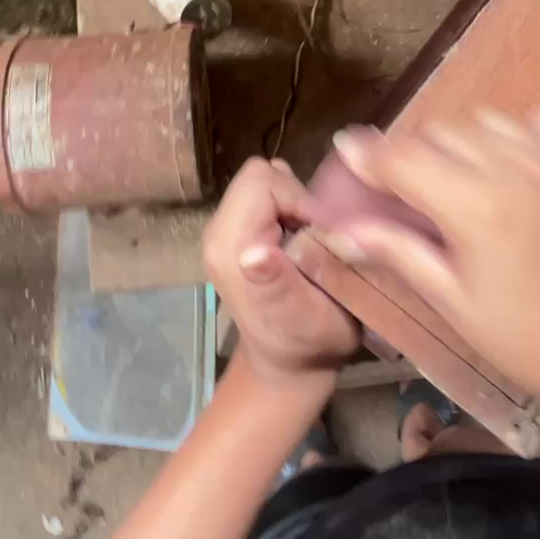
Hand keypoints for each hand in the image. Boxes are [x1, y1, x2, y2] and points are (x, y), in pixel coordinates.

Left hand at [202, 158, 360, 382]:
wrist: (291, 364)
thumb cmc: (308, 343)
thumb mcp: (301, 318)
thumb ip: (277, 283)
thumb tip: (253, 255)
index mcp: (229, 247)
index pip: (262, 181)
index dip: (299, 198)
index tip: (320, 233)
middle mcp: (219, 231)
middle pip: (260, 174)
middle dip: (297, 197)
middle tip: (317, 236)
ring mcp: (226, 229)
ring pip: (265, 179)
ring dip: (295, 202)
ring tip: (309, 239)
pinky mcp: (239, 230)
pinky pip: (268, 193)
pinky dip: (290, 206)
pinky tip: (301, 238)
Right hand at [328, 109, 539, 407]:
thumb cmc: (528, 339)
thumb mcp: (454, 303)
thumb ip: (400, 253)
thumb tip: (346, 230)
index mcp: (475, 206)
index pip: (405, 161)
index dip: (369, 155)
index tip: (344, 150)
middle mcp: (510, 168)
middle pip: (440, 133)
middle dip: (410, 152)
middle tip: (398, 186)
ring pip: (482, 121)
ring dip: (455, 140)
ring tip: (448, 177)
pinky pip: (535, 123)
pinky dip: (510, 132)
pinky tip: (503, 162)